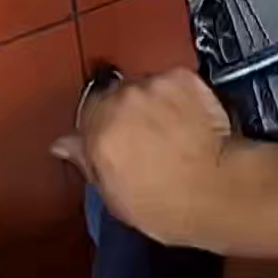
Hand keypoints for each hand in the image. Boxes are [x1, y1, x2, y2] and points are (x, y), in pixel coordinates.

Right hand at [51, 68, 237, 246]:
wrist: (213, 184)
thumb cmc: (162, 202)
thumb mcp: (113, 194)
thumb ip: (86, 160)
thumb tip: (64, 143)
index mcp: (99, 128)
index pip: (87, 108)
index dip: (99, 122)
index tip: (110, 135)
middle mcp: (123, 98)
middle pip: (116, 93)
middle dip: (125, 110)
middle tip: (142, 134)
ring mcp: (155, 83)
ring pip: (144, 85)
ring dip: (150, 100)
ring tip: (168, 126)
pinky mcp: (183, 75)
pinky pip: (171, 80)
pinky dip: (175, 93)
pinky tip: (185, 115)